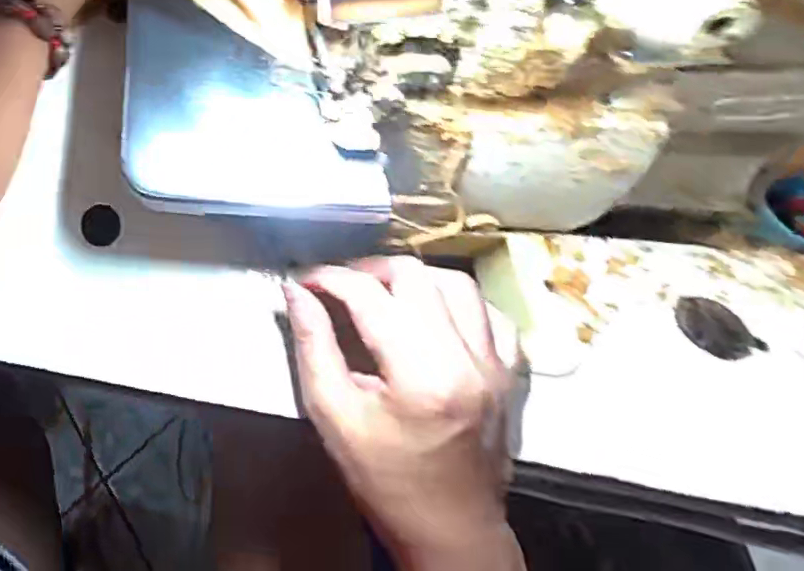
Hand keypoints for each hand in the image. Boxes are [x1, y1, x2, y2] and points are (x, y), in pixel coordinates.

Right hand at [284, 258, 523, 570]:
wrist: (450, 533)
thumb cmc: (383, 478)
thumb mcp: (331, 413)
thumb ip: (311, 342)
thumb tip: (295, 289)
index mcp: (420, 375)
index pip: (368, 294)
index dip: (328, 277)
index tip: (304, 280)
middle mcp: (466, 360)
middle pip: (413, 274)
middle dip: (367, 270)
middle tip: (339, 287)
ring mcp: (495, 366)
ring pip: (455, 282)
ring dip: (412, 279)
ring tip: (382, 293)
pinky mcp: (509, 373)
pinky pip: (489, 312)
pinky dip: (456, 301)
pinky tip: (430, 314)